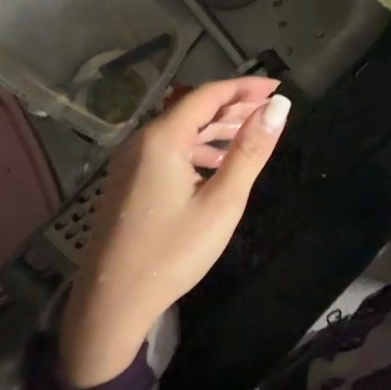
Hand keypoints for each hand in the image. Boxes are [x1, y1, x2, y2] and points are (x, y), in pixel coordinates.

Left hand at [58, 77, 290, 387]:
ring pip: (180, 132)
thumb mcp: (222, 203)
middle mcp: (141, 142)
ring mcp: (130, 163)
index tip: (278, 87)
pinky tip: (216, 165)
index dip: (245, 87)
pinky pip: (168, 151)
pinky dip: (197, 149)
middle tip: (271, 110)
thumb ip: (250, 151)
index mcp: (163, 139)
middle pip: (192, 110)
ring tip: (251, 135)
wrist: (111, 302)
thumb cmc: (172, 252)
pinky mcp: (127, 183)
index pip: (208, 95)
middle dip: (233, 106)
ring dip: (216, 129)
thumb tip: (279, 107)